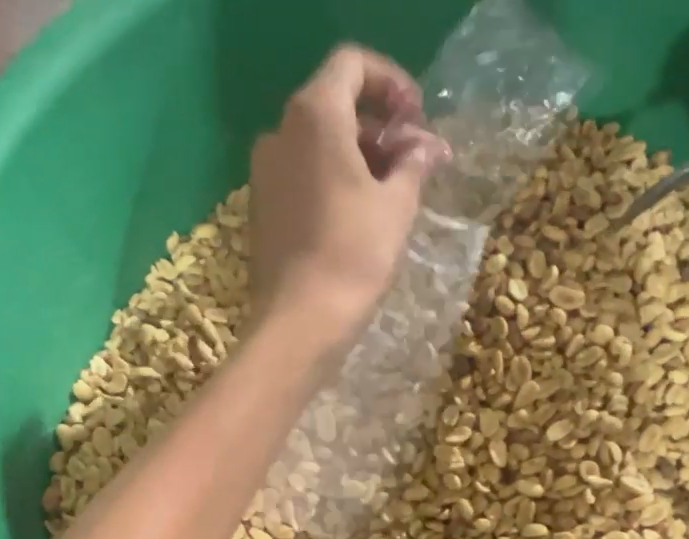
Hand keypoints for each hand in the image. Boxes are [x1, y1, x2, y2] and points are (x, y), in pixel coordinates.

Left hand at [249, 45, 448, 345]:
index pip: (352, 66)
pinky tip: (363, 212)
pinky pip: (302, 175)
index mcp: (313, 117)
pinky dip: (333, 179)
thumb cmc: (354, 255)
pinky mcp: (262, 209)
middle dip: (380, 125)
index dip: (391, 83)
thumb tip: (426, 148)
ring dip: (360, 155)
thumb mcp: (397, 204)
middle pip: (335, 105)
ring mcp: (264, 174)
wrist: (299, 323)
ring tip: (398, 189)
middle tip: (417, 158)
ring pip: (318, 143)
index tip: (417, 119)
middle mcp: (280, 134)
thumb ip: (414, 162)